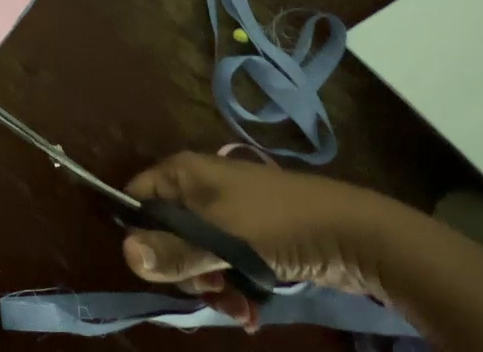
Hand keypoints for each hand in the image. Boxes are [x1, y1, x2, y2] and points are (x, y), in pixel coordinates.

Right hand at [122, 152, 406, 316]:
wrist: (358, 233)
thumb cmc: (278, 224)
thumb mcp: (221, 239)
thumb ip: (172, 250)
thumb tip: (125, 254)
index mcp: (182, 173)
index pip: (137, 200)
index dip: (142, 235)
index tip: (164, 267)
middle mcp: (199, 188)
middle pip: (167, 233)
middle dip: (185, 271)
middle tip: (209, 291)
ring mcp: (229, 213)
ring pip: (199, 254)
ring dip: (212, 287)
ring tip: (237, 308)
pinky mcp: (255, 237)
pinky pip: (227, 262)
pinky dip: (234, 287)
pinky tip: (250, 310)